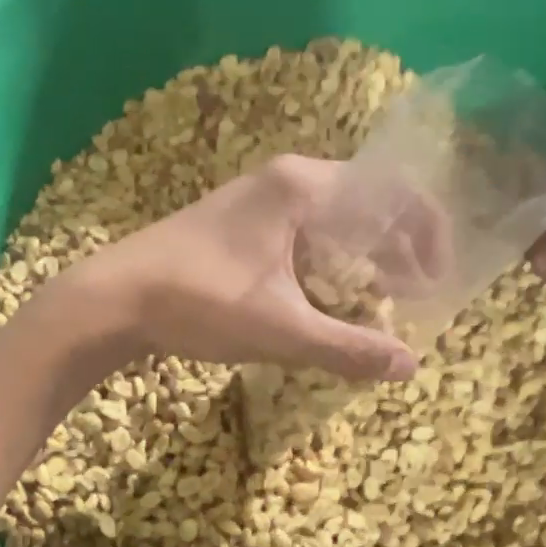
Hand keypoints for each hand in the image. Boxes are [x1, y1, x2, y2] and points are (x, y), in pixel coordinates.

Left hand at [63, 155, 417, 380]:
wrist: (111, 299)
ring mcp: (253, 200)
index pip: (392, 194)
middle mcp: (282, 180)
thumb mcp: (281, 328)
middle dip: (393, 253)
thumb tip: (411, 366)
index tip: (435, 284)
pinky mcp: (233, 224)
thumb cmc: (199, 302)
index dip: (425, 237)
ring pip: (328, 223)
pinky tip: (320, 301)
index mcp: (303, 187)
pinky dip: (321, 265)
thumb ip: (349, 346)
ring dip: (356, 261)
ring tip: (372, 306)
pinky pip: (298, 236)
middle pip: (363, 206)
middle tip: (408, 300)